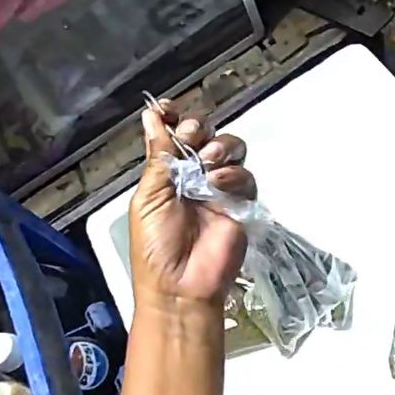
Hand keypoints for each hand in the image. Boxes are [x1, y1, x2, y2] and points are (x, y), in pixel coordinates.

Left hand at [128, 101, 254, 311]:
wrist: (181, 285)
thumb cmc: (155, 245)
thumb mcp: (148, 197)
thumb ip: (158, 157)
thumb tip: (152, 116)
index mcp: (167, 174)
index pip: (174, 135)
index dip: (173, 118)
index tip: (169, 108)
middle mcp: (194, 176)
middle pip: (206, 135)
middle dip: (198, 129)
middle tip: (191, 138)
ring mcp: (220, 189)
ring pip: (230, 149)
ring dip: (219, 147)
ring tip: (206, 162)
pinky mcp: (241, 204)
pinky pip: (245, 176)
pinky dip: (233, 174)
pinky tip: (218, 183)